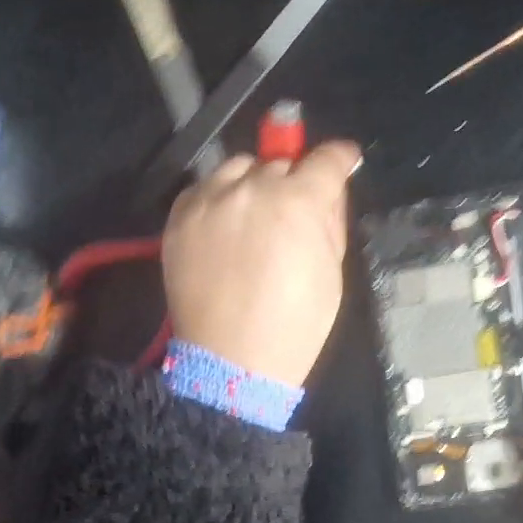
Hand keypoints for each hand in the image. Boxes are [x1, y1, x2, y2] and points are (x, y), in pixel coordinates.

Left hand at [161, 141, 362, 386]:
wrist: (233, 363)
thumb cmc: (294, 328)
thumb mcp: (332, 277)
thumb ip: (330, 224)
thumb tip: (328, 192)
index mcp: (297, 203)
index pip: (325, 161)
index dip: (340, 160)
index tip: (344, 161)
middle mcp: (251, 188)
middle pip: (279, 165)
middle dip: (292, 184)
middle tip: (292, 215)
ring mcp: (210, 200)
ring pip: (238, 169)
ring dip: (252, 185)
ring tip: (253, 220)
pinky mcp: (179, 216)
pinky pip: (205, 188)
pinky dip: (219, 200)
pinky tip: (225, 230)